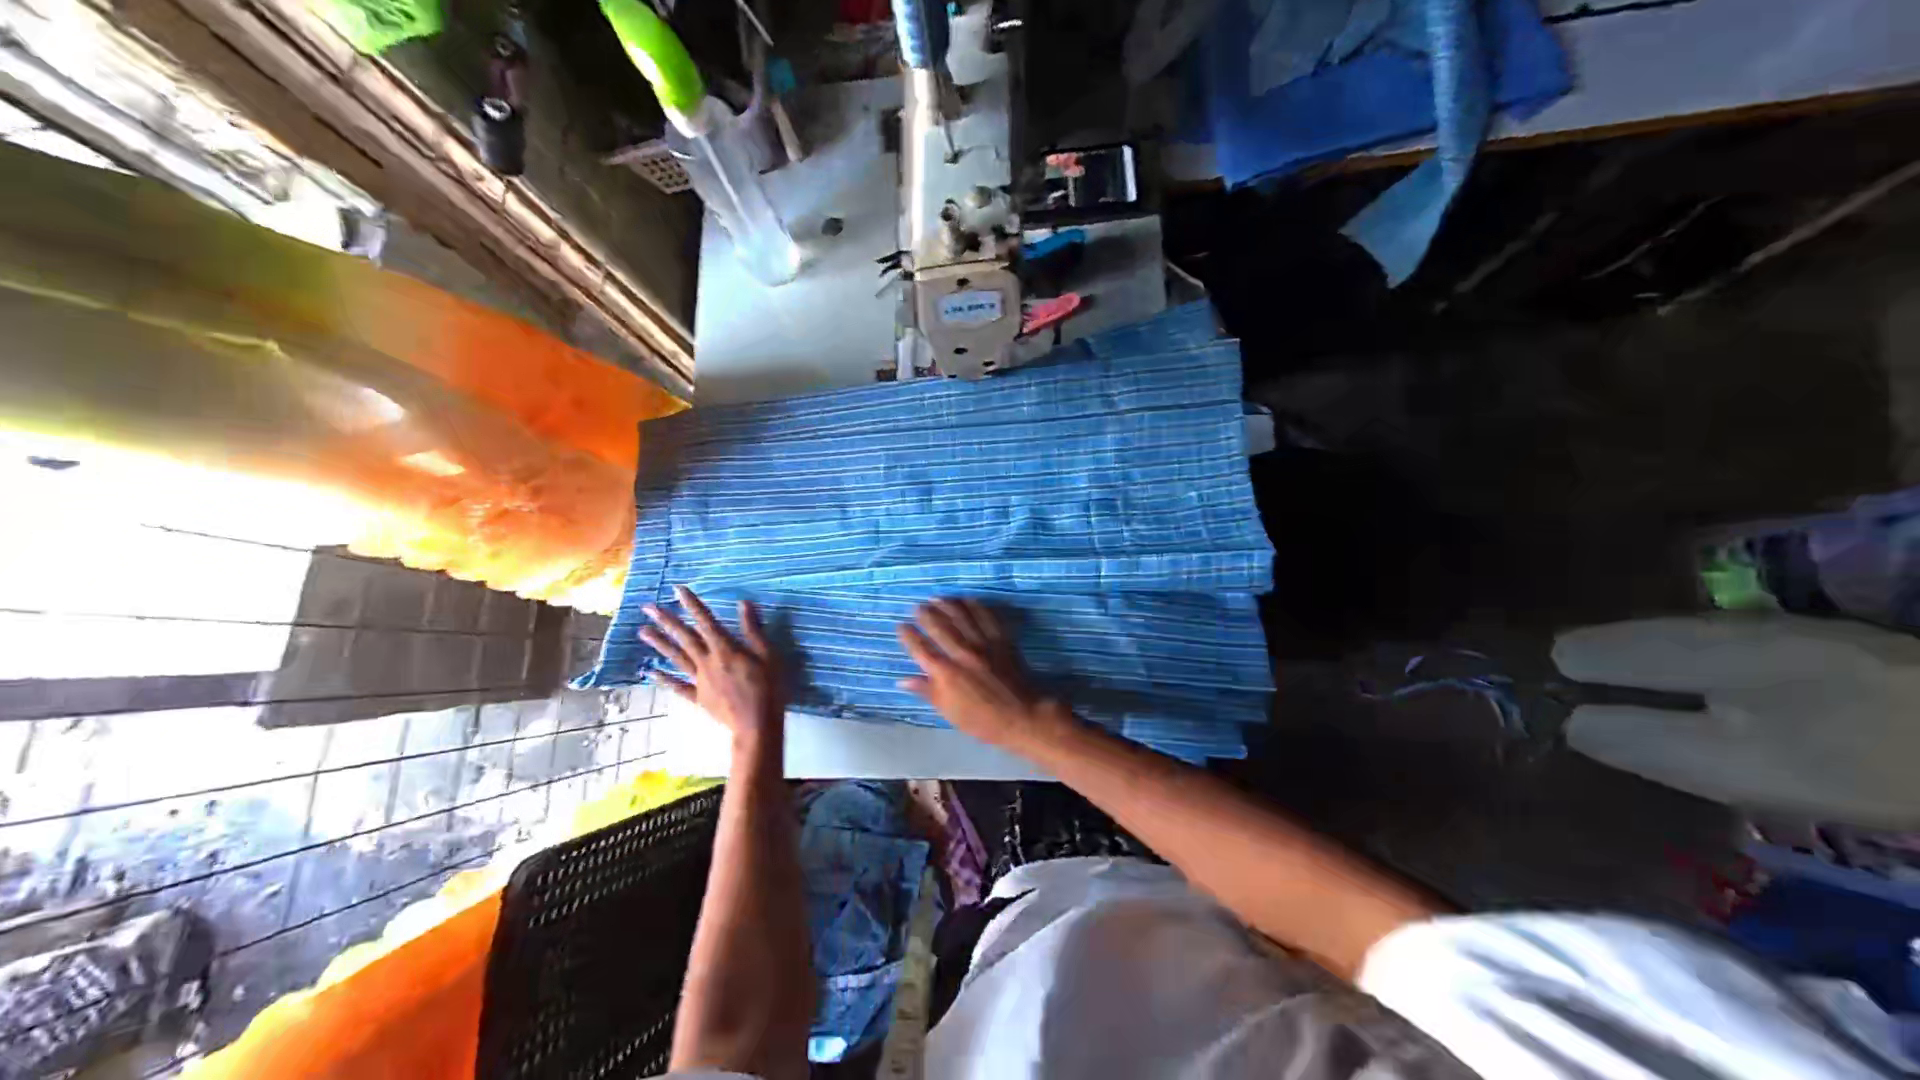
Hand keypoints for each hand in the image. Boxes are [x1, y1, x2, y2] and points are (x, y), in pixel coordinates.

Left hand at [643, 586, 783, 742]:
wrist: (757, 724)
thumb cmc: (769, 687)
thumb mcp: (768, 655)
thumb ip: (753, 630)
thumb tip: (743, 603)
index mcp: (725, 649)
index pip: (706, 621)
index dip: (692, 604)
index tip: (677, 590)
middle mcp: (707, 661)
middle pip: (685, 637)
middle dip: (667, 620)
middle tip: (648, 608)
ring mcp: (700, 680)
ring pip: (677, 658)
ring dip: (659, 644)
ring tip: (642, 632)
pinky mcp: (698, 698)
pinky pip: (678, 687)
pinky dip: (663, 679)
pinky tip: (650, 672)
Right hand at [897, 597, 1075, 749]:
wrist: (1021, 716)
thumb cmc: (982, 720)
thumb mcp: (949, 711)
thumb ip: (927, 691)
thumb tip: (902, 681)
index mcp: (945, 673)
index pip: (921, 649)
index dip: (909, 636)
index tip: (901, 626)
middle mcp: (961, 653)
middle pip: (939, 628)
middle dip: (925, 615)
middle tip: (917, 607)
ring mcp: (982, 644)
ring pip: (961, 617)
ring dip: (947, 605)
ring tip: (937, 598)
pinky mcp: (1001, 640)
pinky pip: (986, 617)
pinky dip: (975, 606)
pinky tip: (967, 600)